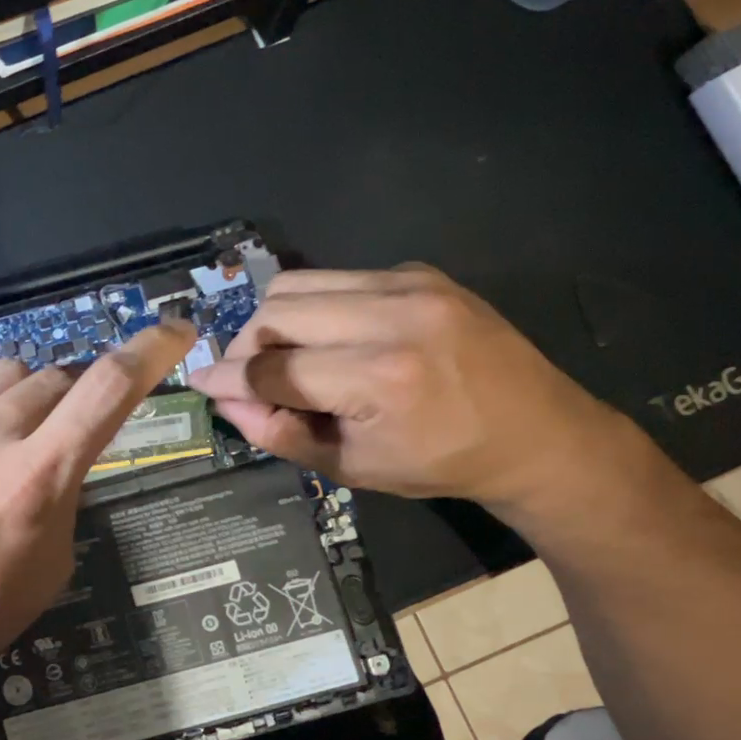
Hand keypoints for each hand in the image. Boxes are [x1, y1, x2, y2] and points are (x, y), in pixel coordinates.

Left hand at [0, 321, 197, 739]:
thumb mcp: (50, 565)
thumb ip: (65, 494)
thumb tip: (62, 453)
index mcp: (35, 478)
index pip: (108, 388)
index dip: (151, 351)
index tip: (176, 332)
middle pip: (59, 376)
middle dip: (81, 396)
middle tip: (75, 430)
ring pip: (11, 371)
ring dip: (32, 394)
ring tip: (23, 434)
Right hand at [188, 265, 631, 511]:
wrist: (539, 433)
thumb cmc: (442, 463)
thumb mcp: (353, 467)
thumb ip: (281, 433)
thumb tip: (227, 400)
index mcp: (380, 379)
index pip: (271, 370)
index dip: (227, 381)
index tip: (200, 385)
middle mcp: (393, 318)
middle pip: (275, 311)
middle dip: (245, 347)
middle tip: (248, 378)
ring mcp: (410, 285)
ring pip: (298, 283)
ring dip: (273, 320)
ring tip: (282, 355)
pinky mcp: (419, 272)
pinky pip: (337, 278)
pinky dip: (315, 308)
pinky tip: (330, 339)